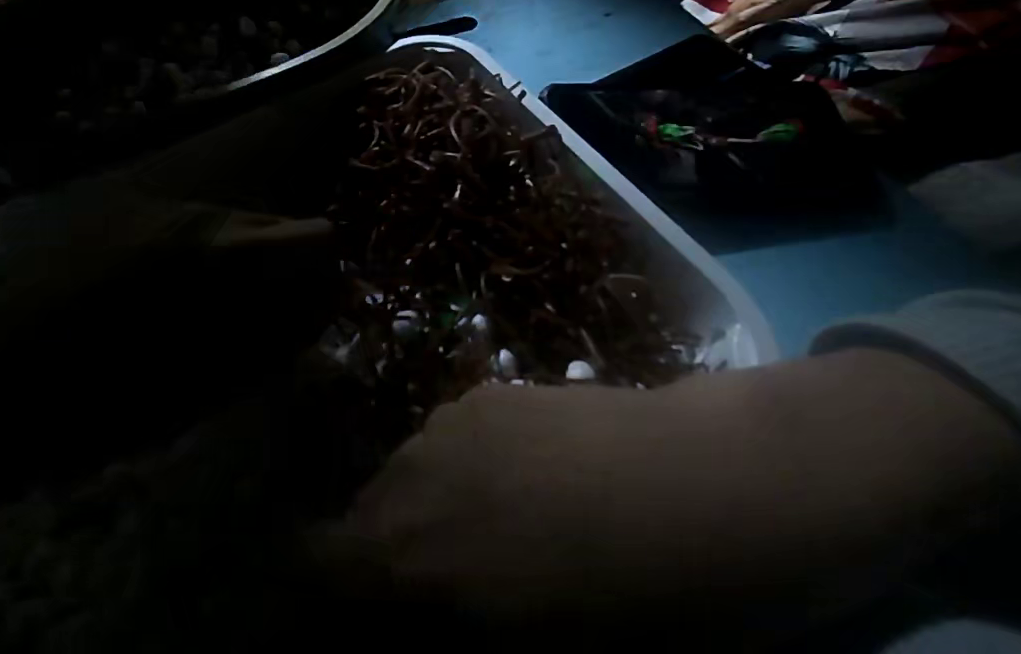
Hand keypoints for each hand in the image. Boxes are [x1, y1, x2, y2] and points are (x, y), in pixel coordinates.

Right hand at [324, 351, 1020, 626]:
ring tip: (486, 528)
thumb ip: (445, 630)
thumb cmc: (627, 604)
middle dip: (384, 552)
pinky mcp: (492, 391)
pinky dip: (459, 465)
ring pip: (406, 471)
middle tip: (439, 583)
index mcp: (410, 555)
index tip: (370, 616)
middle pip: (363, 515)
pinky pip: (447, 436)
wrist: (699, 485)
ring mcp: (452, 422)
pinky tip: (519, 480)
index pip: (321, 566)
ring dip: (425, 503)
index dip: (335, 595)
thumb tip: (418, 616)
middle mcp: (413, 475)